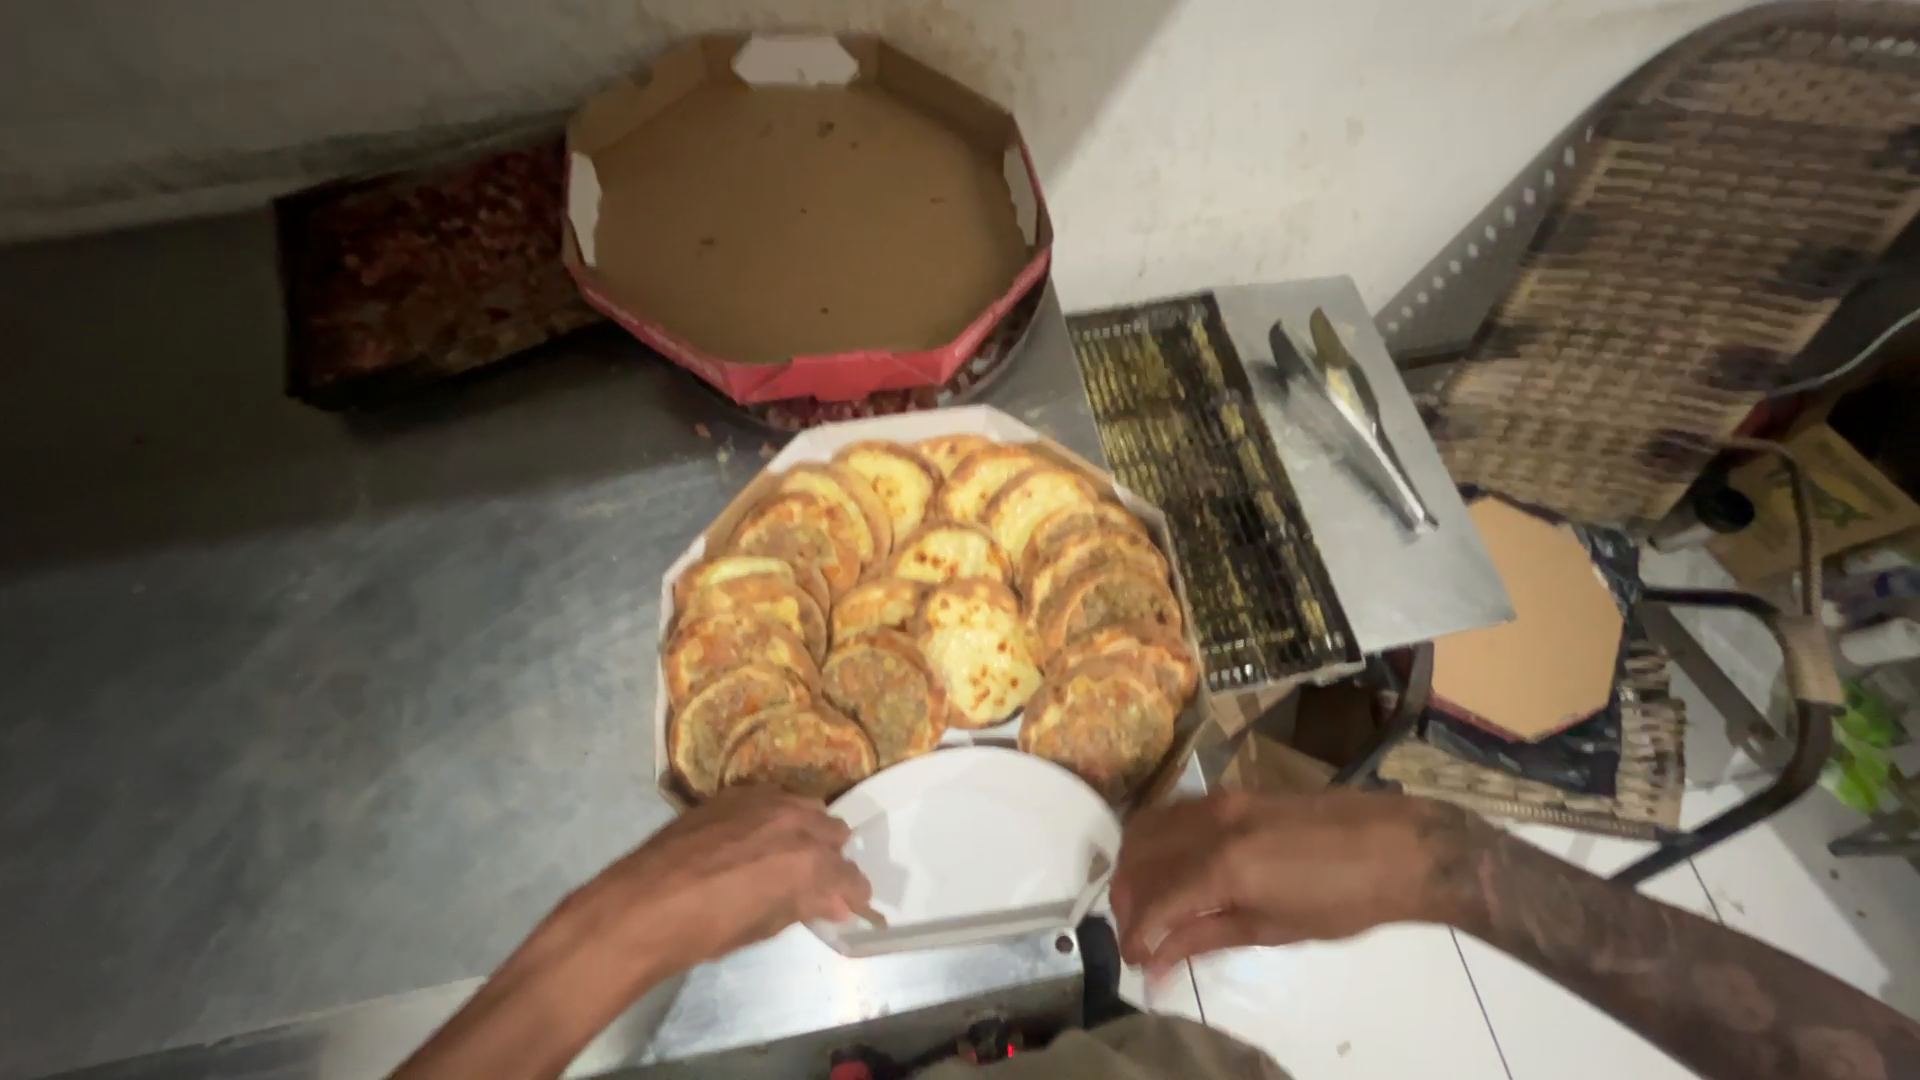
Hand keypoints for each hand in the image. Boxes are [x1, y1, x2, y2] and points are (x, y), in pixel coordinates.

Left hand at [558, 786, 870, 977]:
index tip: (847, 904)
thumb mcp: (766, 925)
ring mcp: (766, 800)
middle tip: (814, 880)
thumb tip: (836, 903)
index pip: (851, 876)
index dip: (852, 893)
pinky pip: (774, 798)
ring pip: (807, 807)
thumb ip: (807, 906)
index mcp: (808, 861)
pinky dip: (776, 816)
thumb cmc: (707, 929)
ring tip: (786, 854)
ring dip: (807, 830)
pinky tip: (755, 838)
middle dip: (831, 856)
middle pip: (835, 831)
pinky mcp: (737, 792)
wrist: (642, 904)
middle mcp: (796, 821)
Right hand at [1110, 790, 1483, 972]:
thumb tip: (1159, 962)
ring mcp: (1216, 802)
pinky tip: (1168, 864)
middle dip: (1128, 899)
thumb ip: (1207, 938)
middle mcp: (1209, 826)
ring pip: (1146, 827)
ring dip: (1135, 865)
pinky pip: (1171, 812)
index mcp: (1224, 868)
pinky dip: (1155, 839)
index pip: (1155, 902)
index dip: (1137, 934)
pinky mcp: (1227, 792)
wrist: (1394, 845)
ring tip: (1147, 899)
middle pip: (1139, 858)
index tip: (1135, 959)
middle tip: (1138, 932)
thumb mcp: (1274, 929)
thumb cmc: (1344, 901)